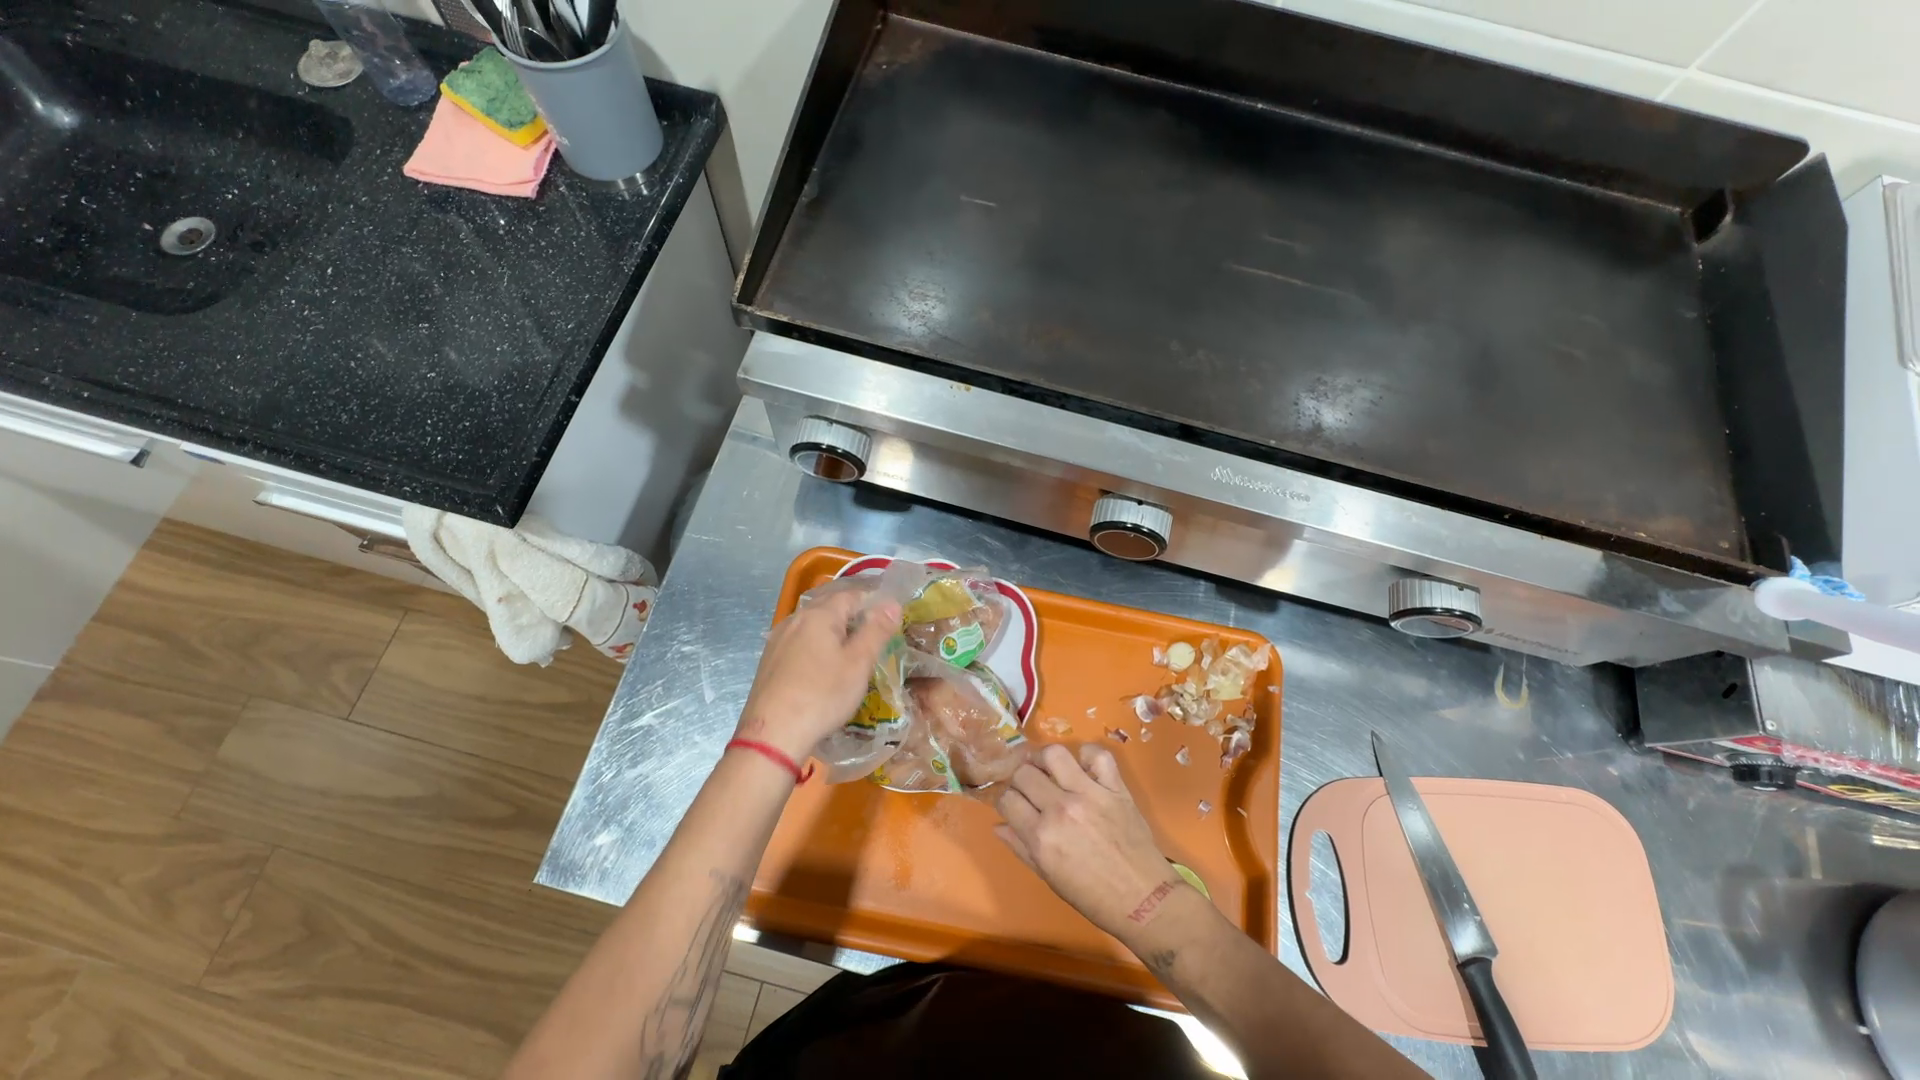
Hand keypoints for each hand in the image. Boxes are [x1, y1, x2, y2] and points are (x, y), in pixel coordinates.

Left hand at [737, 588, 900, 763]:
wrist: (773, 734)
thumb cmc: (822, 696)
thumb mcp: (859, 663)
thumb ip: (876, 630)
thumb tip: (892, 602)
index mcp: (819, 615)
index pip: (851, 595)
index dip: (873, 603)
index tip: (889, 622)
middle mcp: (794, 620)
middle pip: (829, 607)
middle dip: (853, 616)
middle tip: (873, 638)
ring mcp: (778, 640)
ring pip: (812, 626)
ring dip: (833, 633)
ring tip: (850, 654)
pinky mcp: (769, 661)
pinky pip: (799, 643)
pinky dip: (816, 648)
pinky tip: (821, 670)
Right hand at [995, 744, 1186, 942]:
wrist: (1142, 899)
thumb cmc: (1092, 896)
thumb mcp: (1048, 877)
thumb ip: (1021, 847)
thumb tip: (999, 826)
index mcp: (1041, 836)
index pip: (1007, 799)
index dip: (1005, 800)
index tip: (1013, 804)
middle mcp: (1061, 809)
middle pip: (1024, 773)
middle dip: (1020, 779)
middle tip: (1029, 788)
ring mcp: (1090, 794)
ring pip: (1054, 754)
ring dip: (1044, 758)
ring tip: (1047, 769)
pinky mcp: (1116, 788)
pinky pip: (1097, 755)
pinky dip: (1087, 755)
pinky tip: (1082, 767)